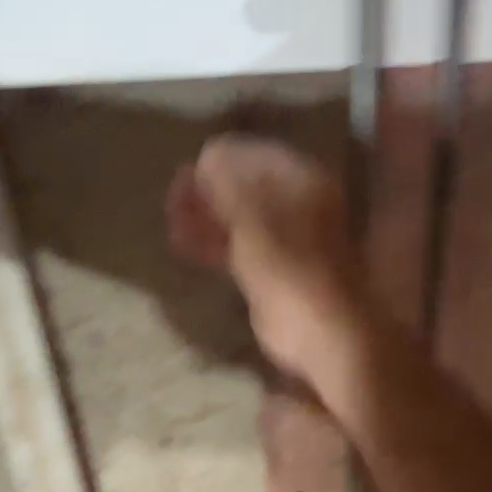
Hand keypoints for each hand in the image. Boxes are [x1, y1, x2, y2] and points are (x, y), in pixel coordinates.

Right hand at [167, 135, 370, 380]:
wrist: (321, 337)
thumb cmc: (292, 273)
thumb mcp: (256, 222)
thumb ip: (230, 186)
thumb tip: (209, 154)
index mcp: (303, 185)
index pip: (256, 155)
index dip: (220, 158)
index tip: (187, 168)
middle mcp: (298, 206)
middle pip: (246, 187)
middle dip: (208, 189)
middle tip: (172, 196)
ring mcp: (286, 241)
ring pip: (240, 219)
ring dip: (206, 217)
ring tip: (170, 218)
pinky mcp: (273, 274)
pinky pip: (238, 248)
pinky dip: (212, 243)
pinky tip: (183, 244)